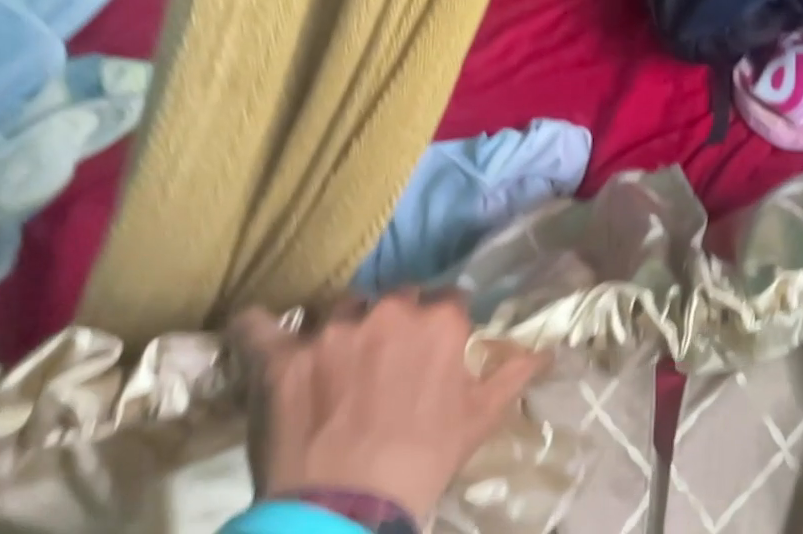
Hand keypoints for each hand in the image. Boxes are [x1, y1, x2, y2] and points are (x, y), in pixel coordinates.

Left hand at [229, 290, 544, 519]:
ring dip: (339, 323)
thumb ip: (514, 373)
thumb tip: (547, 351)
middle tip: (387, 353)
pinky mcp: (281, 360)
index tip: (437, 343)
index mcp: (441, 321)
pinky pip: (260, 328)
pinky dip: (256, 325)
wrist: (349, 505)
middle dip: (394, 318)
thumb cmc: (427, 456)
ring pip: (335, 307)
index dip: (443, 320)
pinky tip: (255, 322)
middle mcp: (389, 313)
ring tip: (333, 350)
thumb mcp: (483, 415)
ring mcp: (331, 333)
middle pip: (393, 298)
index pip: (448, 298)